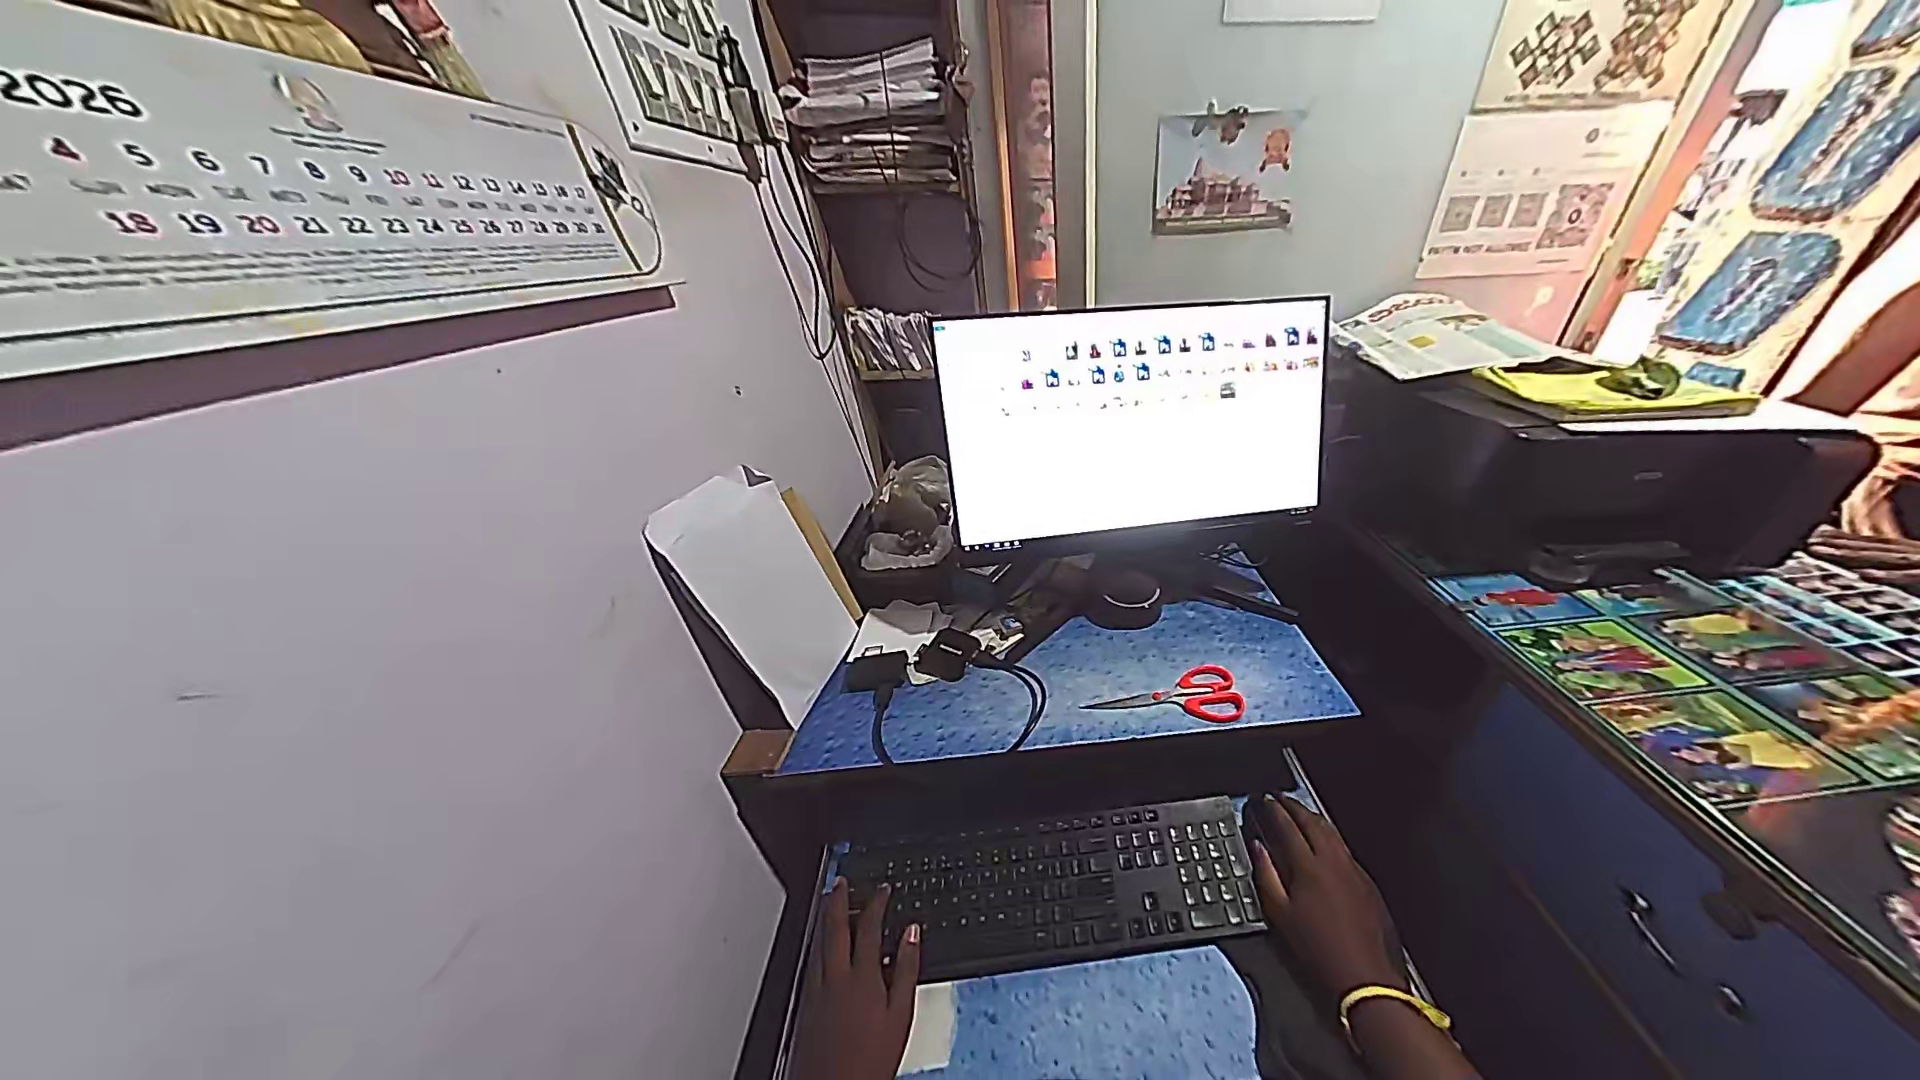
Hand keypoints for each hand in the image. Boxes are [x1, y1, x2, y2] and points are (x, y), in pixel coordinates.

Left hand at [791, 878, 921, 1079]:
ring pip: (818, 941)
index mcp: (862, 977)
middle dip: (839, 899)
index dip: (876, 903)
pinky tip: (819, 942)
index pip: (869, 927)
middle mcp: (836, 977)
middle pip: (835, 926)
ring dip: (825, 917)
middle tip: (842, 881)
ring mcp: (817, 989)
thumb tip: (912, 934)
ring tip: (829, 900)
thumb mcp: (900, 1015)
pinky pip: (811, 960)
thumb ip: (906, 969)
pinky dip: (817, 942)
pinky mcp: (805, 1003)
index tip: (883, 890)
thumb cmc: (870, 1061)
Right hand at [1244, 794, 1403, 997]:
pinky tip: (1324, 844)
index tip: (1263, 801)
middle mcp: (1335, 863)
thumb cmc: (1319, 952)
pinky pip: (1346, 850)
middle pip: (1313, 822)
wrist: (1367, 981)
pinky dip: (1330, 838)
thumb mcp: (1279, 914)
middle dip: (1294, 806)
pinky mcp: (1370, 886)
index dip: (1273, 809)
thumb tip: (1258, 848)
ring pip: (1333, 833)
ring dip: (1314, 818)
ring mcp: (1356, 873)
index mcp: (1309, 867)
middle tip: (1280, 798)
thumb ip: (1265, 874)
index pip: (1287, 826)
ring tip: (1300, 813)